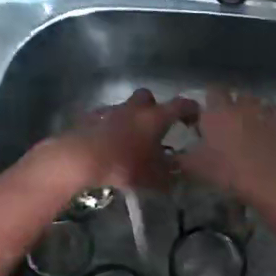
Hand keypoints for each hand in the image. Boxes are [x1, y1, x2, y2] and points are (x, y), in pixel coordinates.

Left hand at [48, 89, 196, 191]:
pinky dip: (109, 128)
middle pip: (148, 98)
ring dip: (130, 120)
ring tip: (130, 141)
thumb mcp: (154, 177)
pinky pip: (105, 119)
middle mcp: (135, 108)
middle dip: (154, 109)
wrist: (79, 159)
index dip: (191, 110)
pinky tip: (108, 145)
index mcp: (155, 117)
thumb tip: (177, 175)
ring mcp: (110, 111)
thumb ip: (169, 175)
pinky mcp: (89, 119)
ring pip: (125, 108)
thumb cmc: (124, 165)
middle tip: (155, 127)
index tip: (195, 119)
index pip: (181, 105)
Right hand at [174, 87, 275, 201]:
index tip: (209, 114)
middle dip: (234, 106)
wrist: (273, 182)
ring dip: (255, 115)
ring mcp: (269, 113)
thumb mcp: (196, 168)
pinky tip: (272, 142)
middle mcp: (244, 106)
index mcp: (219, 111)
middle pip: (238, 97)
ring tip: (253, 133)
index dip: (211, 100)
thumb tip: (169, 157)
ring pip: (261, 106)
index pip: (213, 91)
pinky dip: (274, 127)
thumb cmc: (229, 172)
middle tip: (230, 126)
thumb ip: (180, 159)